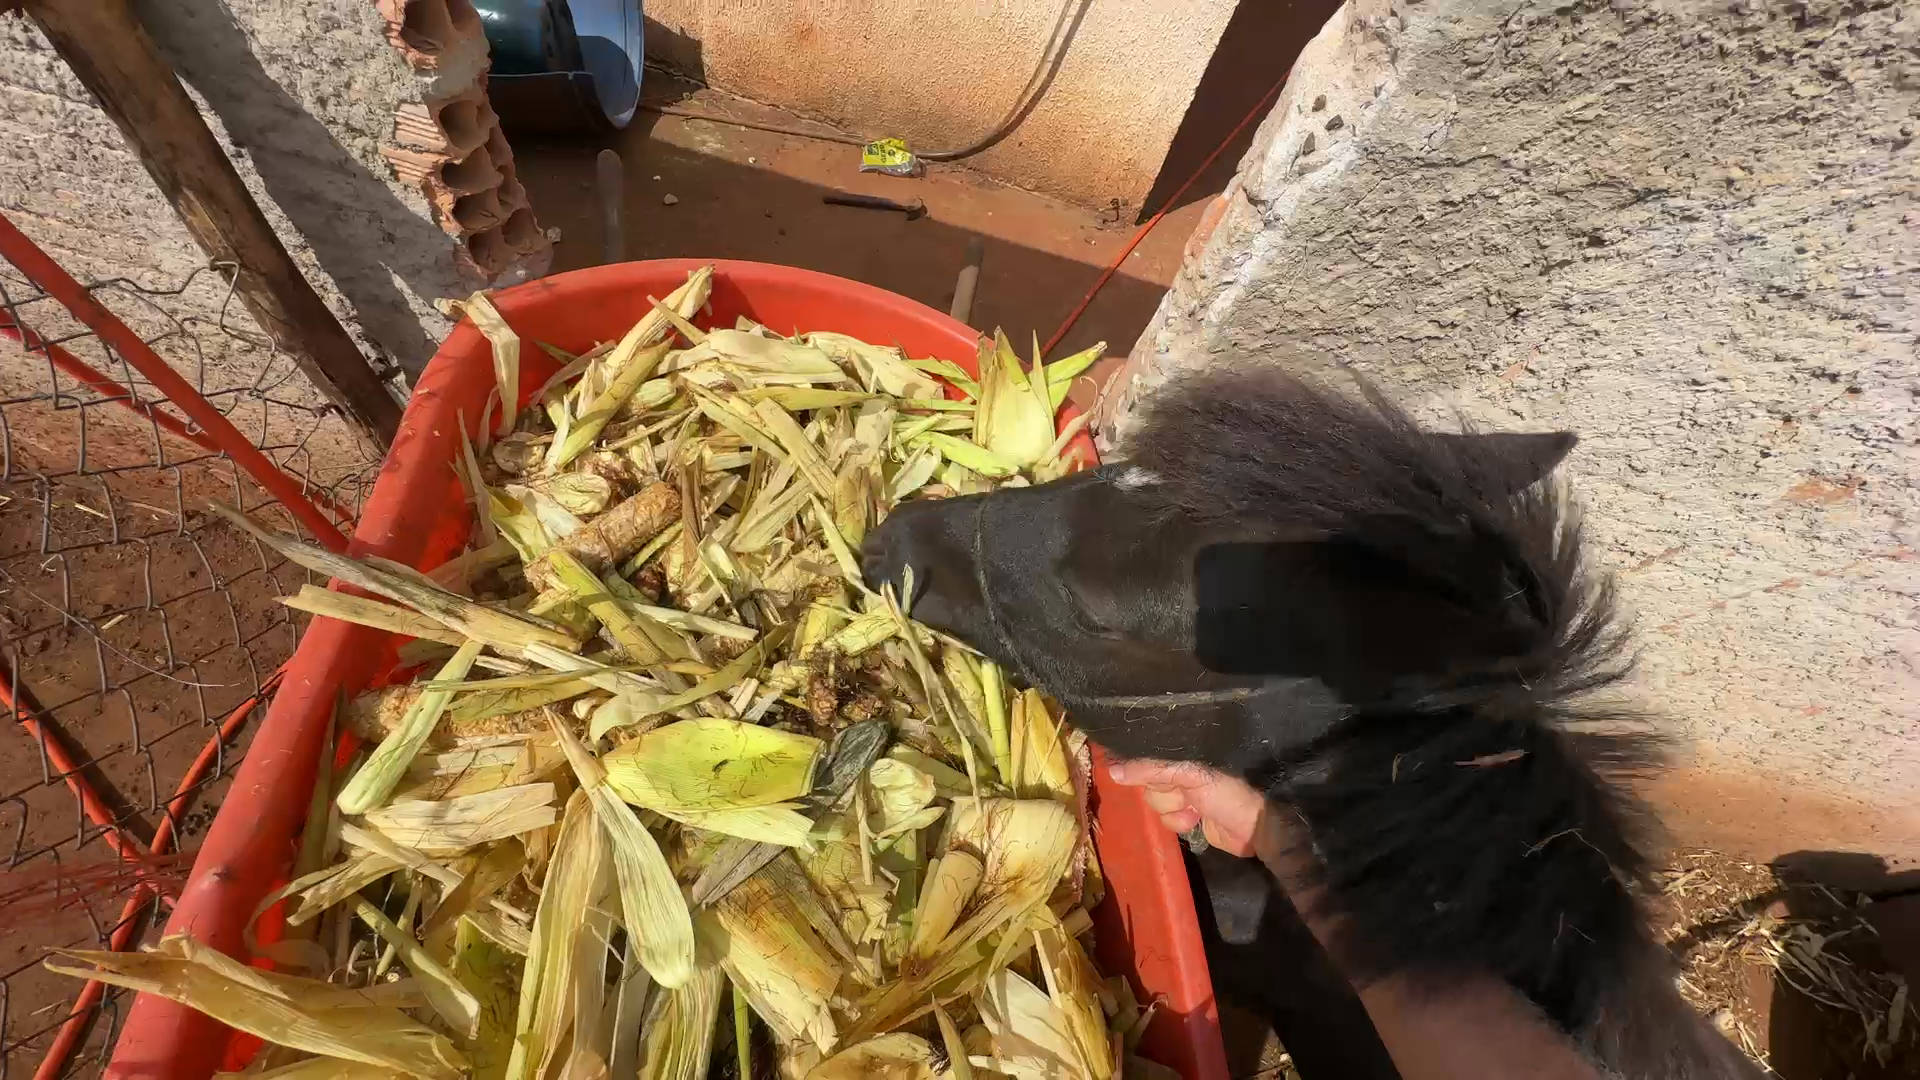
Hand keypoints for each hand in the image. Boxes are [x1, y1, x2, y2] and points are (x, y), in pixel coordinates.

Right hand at [1107, 758, 1266, 857]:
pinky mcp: (1185, 816)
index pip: (1145, 756)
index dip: (1136, 766)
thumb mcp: (1188, 775)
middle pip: (1147, 783)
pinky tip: (1197, 820)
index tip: (1127, 773)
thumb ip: (1151, 770)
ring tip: (1196, 809)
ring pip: (1156, 804)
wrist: (1254, 828)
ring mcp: (1181, 795)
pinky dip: (1180, 823)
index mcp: (1180, 755)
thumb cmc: (1225, 792)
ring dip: (1175, 810)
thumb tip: (1112, 771)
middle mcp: (1177, 772)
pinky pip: (1166, 820)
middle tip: (1186, 793)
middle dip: (1165, 793)